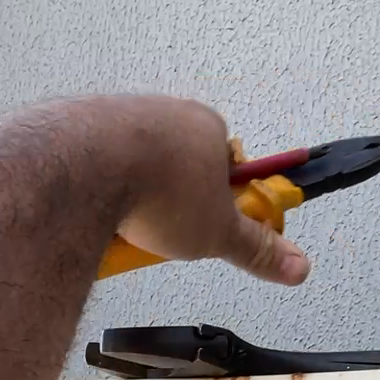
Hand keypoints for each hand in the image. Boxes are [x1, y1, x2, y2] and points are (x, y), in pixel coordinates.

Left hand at [98, 97, 310, 285]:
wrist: (85, 168)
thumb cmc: (158, 187)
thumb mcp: (221, 233)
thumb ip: (259, 250)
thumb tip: (297, 267)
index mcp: (208, 129)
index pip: (229, 165)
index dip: (226, 199)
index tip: (218, 225)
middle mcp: (166, 113)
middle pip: (182, 165)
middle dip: (179, 203)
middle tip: (173, 232)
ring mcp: (121, 116)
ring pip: (139, 166)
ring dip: (140, 199)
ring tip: (134, 228)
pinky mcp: (82, 128)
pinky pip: (100, 166)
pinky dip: (104, 192)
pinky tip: (104, 216)